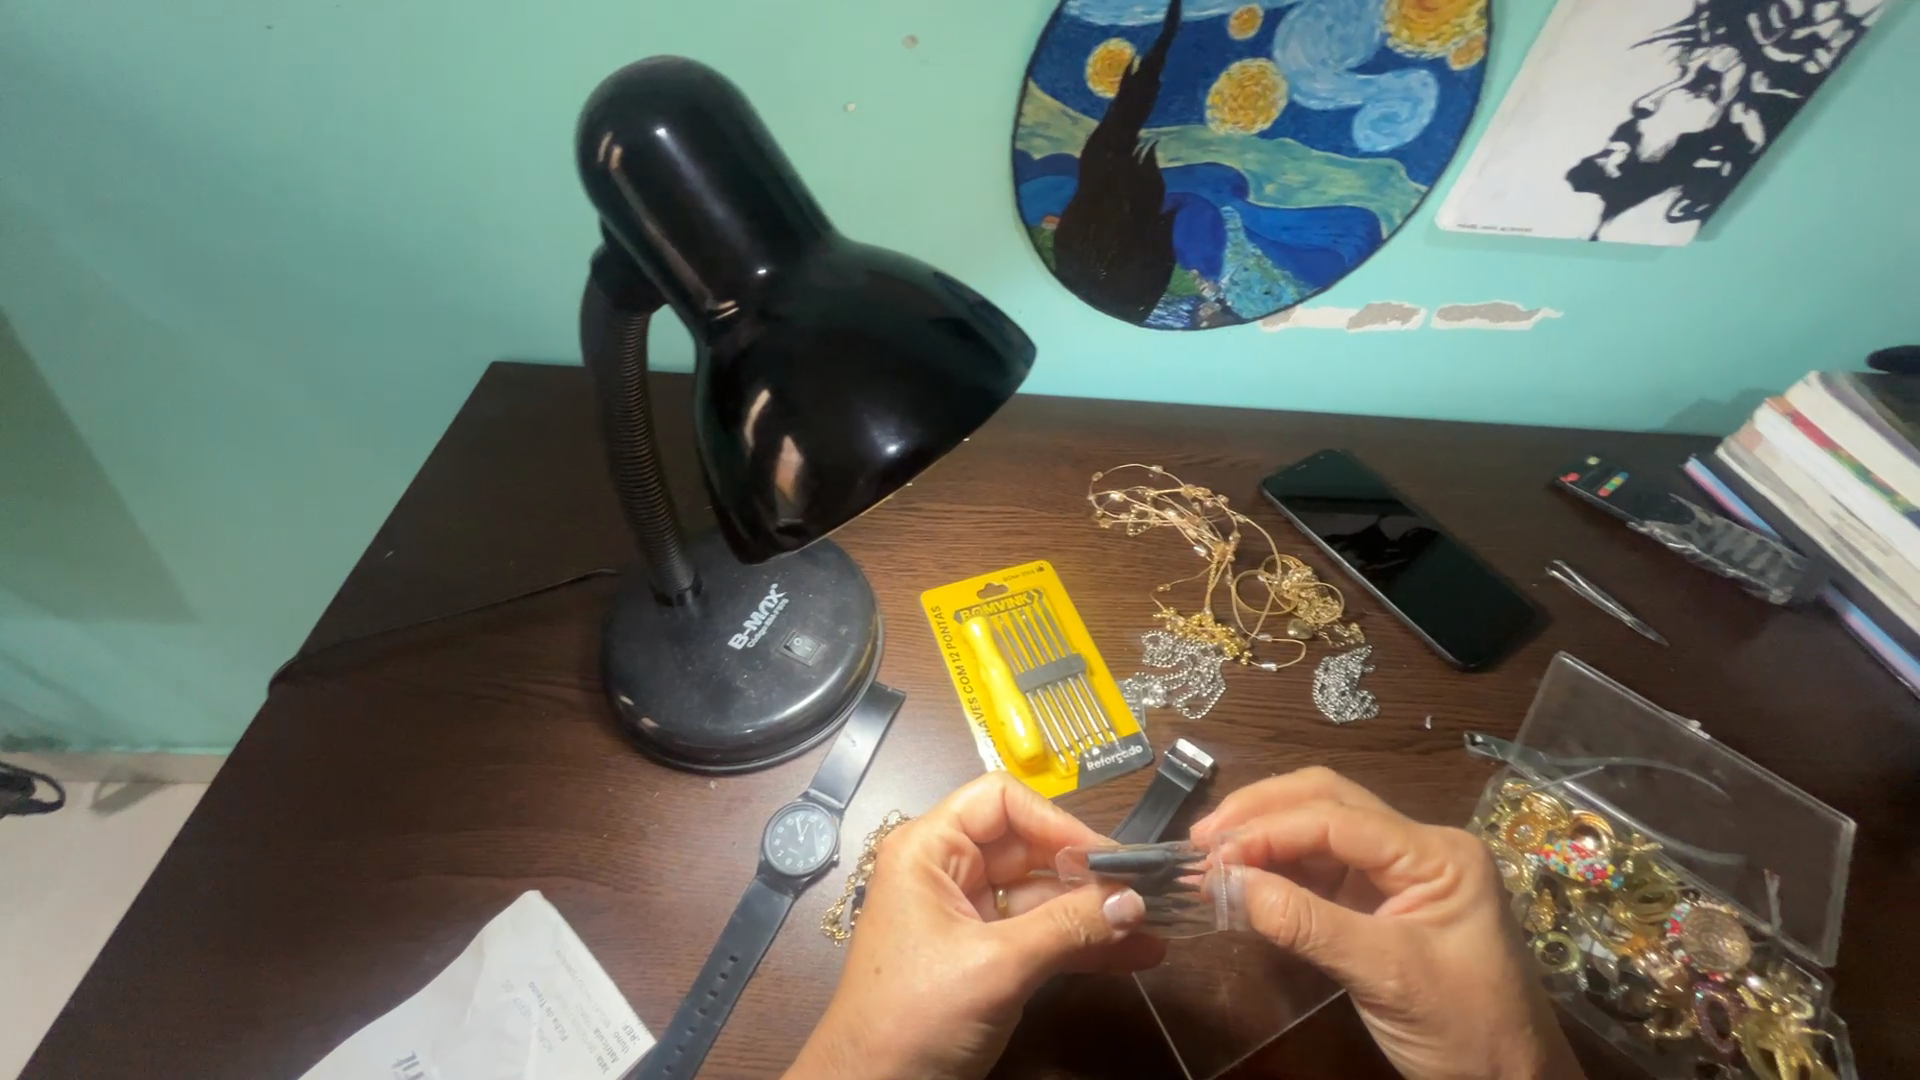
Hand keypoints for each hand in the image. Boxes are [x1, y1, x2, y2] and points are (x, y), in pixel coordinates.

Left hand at [786, 773, 1164, 1079]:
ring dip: (1094, 911)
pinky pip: (1040, 933)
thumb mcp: (995, 967)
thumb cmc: (915, 1016)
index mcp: (931, 848)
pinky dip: (1082, 943)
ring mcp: (969, 911)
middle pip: (1028, 846)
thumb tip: (1135, 902)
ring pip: (1041, 893)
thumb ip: (1067, 929)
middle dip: (1086, 871)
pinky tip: (1133, 954)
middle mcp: (950, 868)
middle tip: (1144, 891)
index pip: (1000, 801)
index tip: (1107, 858)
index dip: (1056, 821)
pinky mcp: (985, 952)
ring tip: (1153, 924)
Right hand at [1192, 768, 1583, 1079]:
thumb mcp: (1387, 978)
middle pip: (1324, 799)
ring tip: (1210, 854)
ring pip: (1314, 822)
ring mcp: (1394, 868)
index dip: (1269, 830)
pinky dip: (1273, 864)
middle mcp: (1414, 845)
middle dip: (1259, 812)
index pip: (1337, 819)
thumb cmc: (1466, 1036)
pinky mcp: (1374, 894)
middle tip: (1204, 838)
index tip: (1215, 855)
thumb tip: (1226, 883)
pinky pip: (1315, 862)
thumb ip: (1305, 923)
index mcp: (1435, 854)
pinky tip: (1241, 876)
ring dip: (1260, 833)